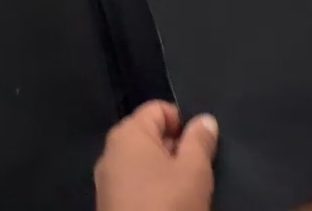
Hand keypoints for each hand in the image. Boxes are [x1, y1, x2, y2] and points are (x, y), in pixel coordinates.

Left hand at [94, 101, 219, 210]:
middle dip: (175, 149)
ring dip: (165, 173)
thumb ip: (200, 140)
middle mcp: (111, 152)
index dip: (183, 122)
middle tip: (197, 170)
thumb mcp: (194, 171)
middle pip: (150, 136)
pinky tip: (168, 208)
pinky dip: (152, 191)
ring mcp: (106, 182)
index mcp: (127, 133)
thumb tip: (204, 120)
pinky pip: (134, 186)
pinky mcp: (108, 207)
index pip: (159, 109)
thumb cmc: (167, 207)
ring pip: (143, 164)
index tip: (200, 145)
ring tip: (185, 192)